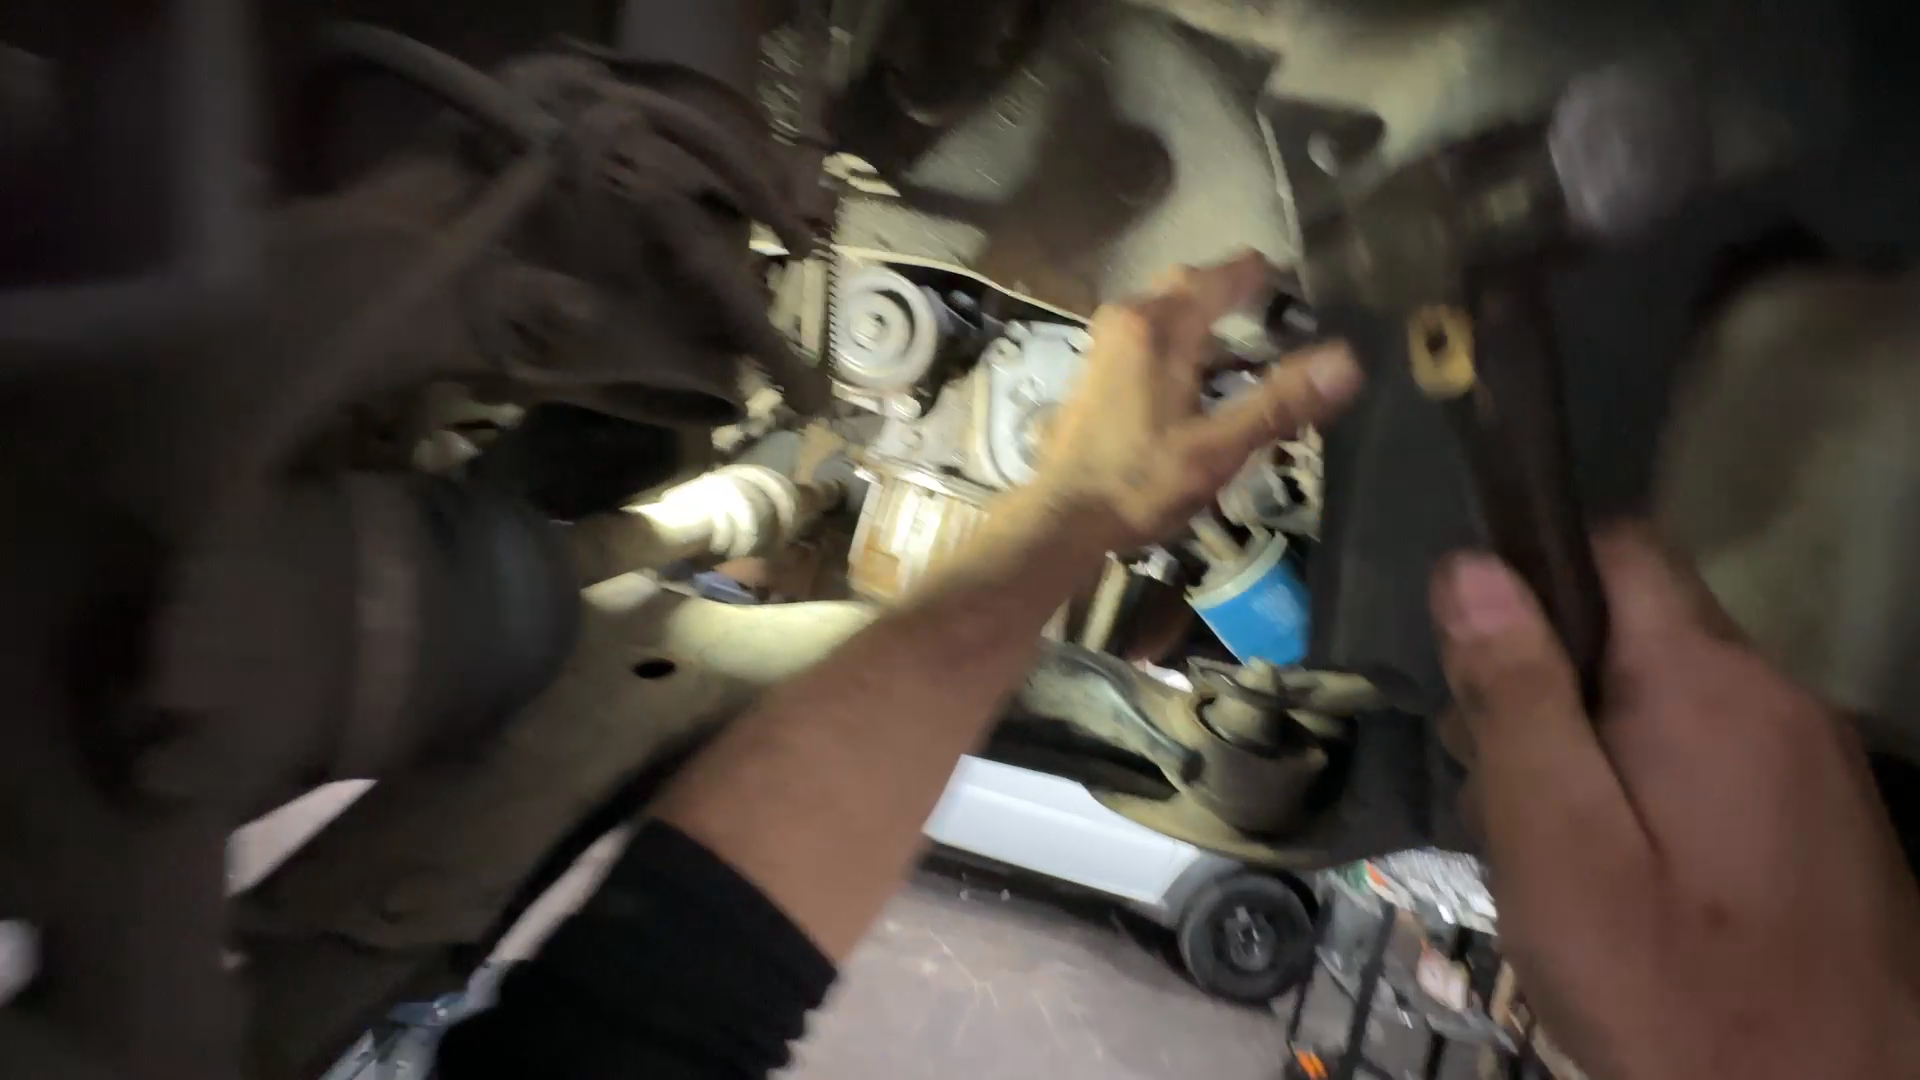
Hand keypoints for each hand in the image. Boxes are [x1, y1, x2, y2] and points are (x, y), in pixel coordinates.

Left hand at [1028, 251, 1362, 550]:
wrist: (1061, 518)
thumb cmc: (1137, 484)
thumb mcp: (1214, 449)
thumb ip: (1279, 403)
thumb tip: (1349, 360)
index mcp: (1159, 325)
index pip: (1231, 272)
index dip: (1276, 283)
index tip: (1312, 307)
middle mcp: (1127, 318)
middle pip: (1197, 288)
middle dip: (1243, 304)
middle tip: (1286, 335)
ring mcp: (1105, 343)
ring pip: (1171, 313)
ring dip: (1212, 329)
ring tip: (1252, 363)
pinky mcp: (1097, 370)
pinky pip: (1149, 337)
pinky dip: (1182, 347)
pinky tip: (1202, 386)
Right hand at [1430, 528, 1919, 1079]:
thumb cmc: (1660, 978)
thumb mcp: (1552, 829)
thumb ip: (1513, 692)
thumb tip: (1470, 569)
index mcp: (1710, 687)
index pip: (1618, 549)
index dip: (1529, 566)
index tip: (1468, 643)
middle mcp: (1772, 701)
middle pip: (1619, 628)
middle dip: (1531, 676)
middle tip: (1493, 775)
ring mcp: (1798, 762)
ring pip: (1641, 692)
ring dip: (1564, 734)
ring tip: (1533, 831)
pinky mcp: (1800, 816)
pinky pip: (1680, 750)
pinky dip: (1613, 775)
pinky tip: (1589, 858)